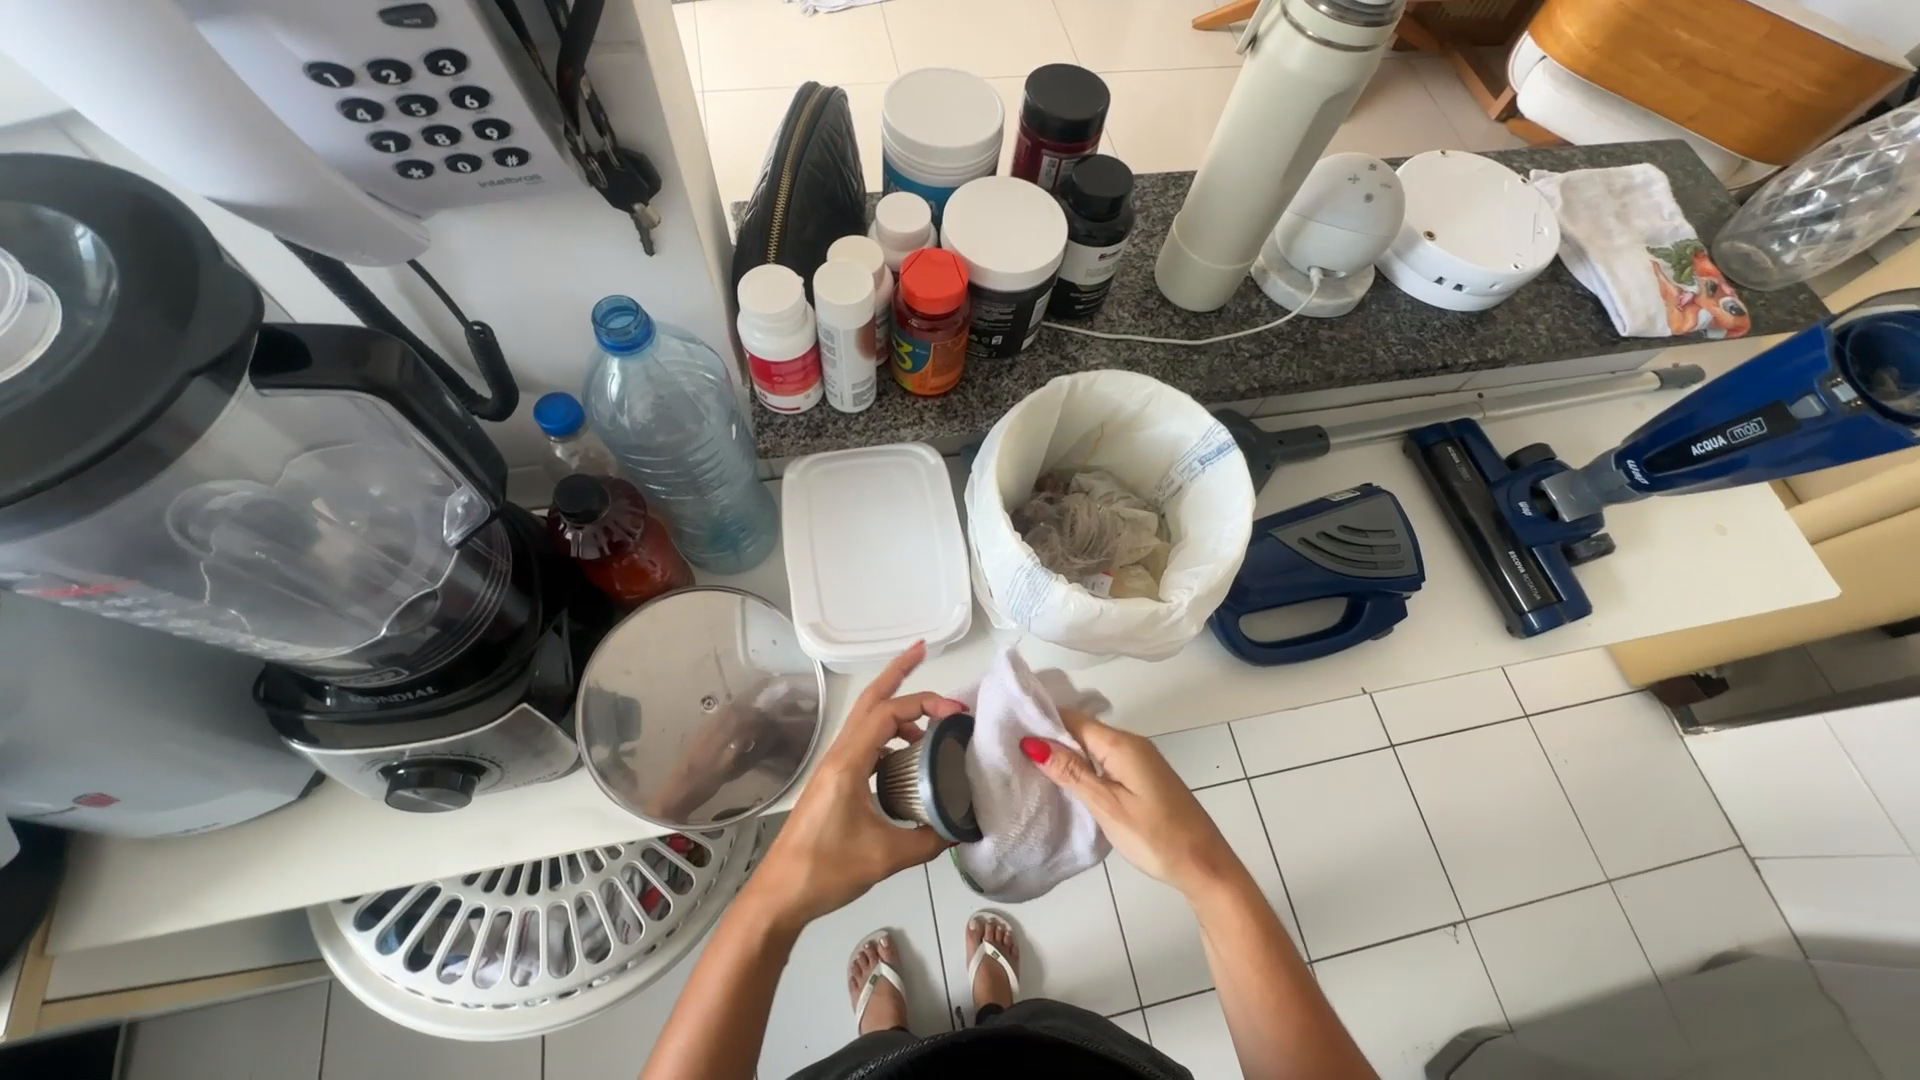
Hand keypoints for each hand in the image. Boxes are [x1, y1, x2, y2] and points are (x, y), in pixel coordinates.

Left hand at [743, 642, 967, 930]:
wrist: (779, 895)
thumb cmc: (825, 870)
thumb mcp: (885, 857)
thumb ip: (928, 840)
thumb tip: (959, 829)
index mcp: (849, 763)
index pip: (888, 713)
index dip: (924, 704)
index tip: (956, 714)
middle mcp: (839, 756)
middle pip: (870, 699)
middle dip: (897, 672)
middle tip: (923, 650)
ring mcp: (834, 767)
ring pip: (867, 720)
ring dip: (898, 710)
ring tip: (933, 722)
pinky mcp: (834, 782)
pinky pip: (866, 744)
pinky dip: (890, 737)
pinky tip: (908, 757)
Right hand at [1023, 709, 1241, 898]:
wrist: (1206, 866)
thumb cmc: (1157, 837)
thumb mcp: (1108, 807)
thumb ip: (1072, 773)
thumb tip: (1034, 742)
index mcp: (1121, 745)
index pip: (1072, 719)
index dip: (1041, 722)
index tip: (1009, 730)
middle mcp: (1131, 744)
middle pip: (1082, 730)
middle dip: (1050, 738)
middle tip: (1012, 751)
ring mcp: (1139, 760)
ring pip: (1092, 747)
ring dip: (1065, 754)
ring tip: (1030, 767)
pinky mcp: (1143, 777)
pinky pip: (1105, 761)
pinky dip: (1084, 767)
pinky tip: (1066, 782)